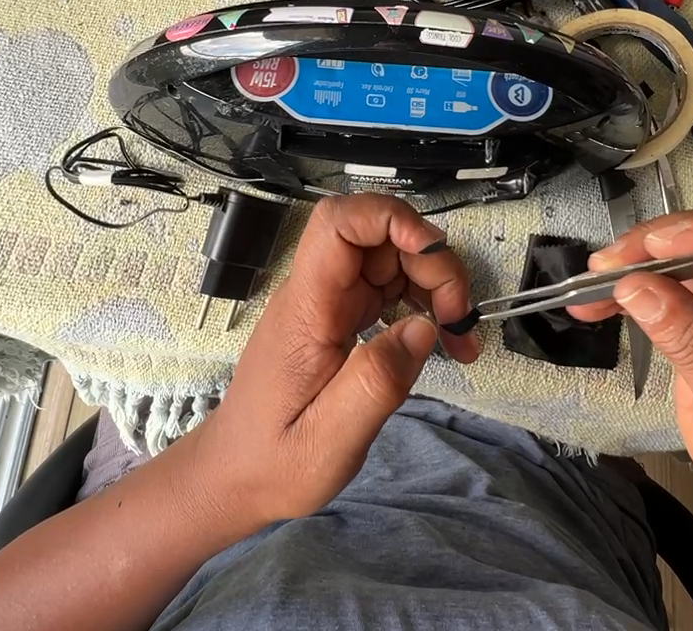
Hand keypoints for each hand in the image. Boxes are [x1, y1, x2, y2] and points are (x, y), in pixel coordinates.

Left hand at [185, 194, 480, 528]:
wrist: (234, 474)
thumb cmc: (272, 461)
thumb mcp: (327, 443)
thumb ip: (375, 385)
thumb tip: (426, 329)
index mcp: (307, 308)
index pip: (338, 223)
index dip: (390, 218)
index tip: (434, 257)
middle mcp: (317, 292)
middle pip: (379, 236)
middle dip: (430, 263)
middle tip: (459, 321)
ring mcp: (330, 301)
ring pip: (390, 258)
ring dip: (433, 284)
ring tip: (458, 338)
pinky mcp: (341, 316)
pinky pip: (388, 287)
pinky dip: (422, 304)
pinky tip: (440, 339)